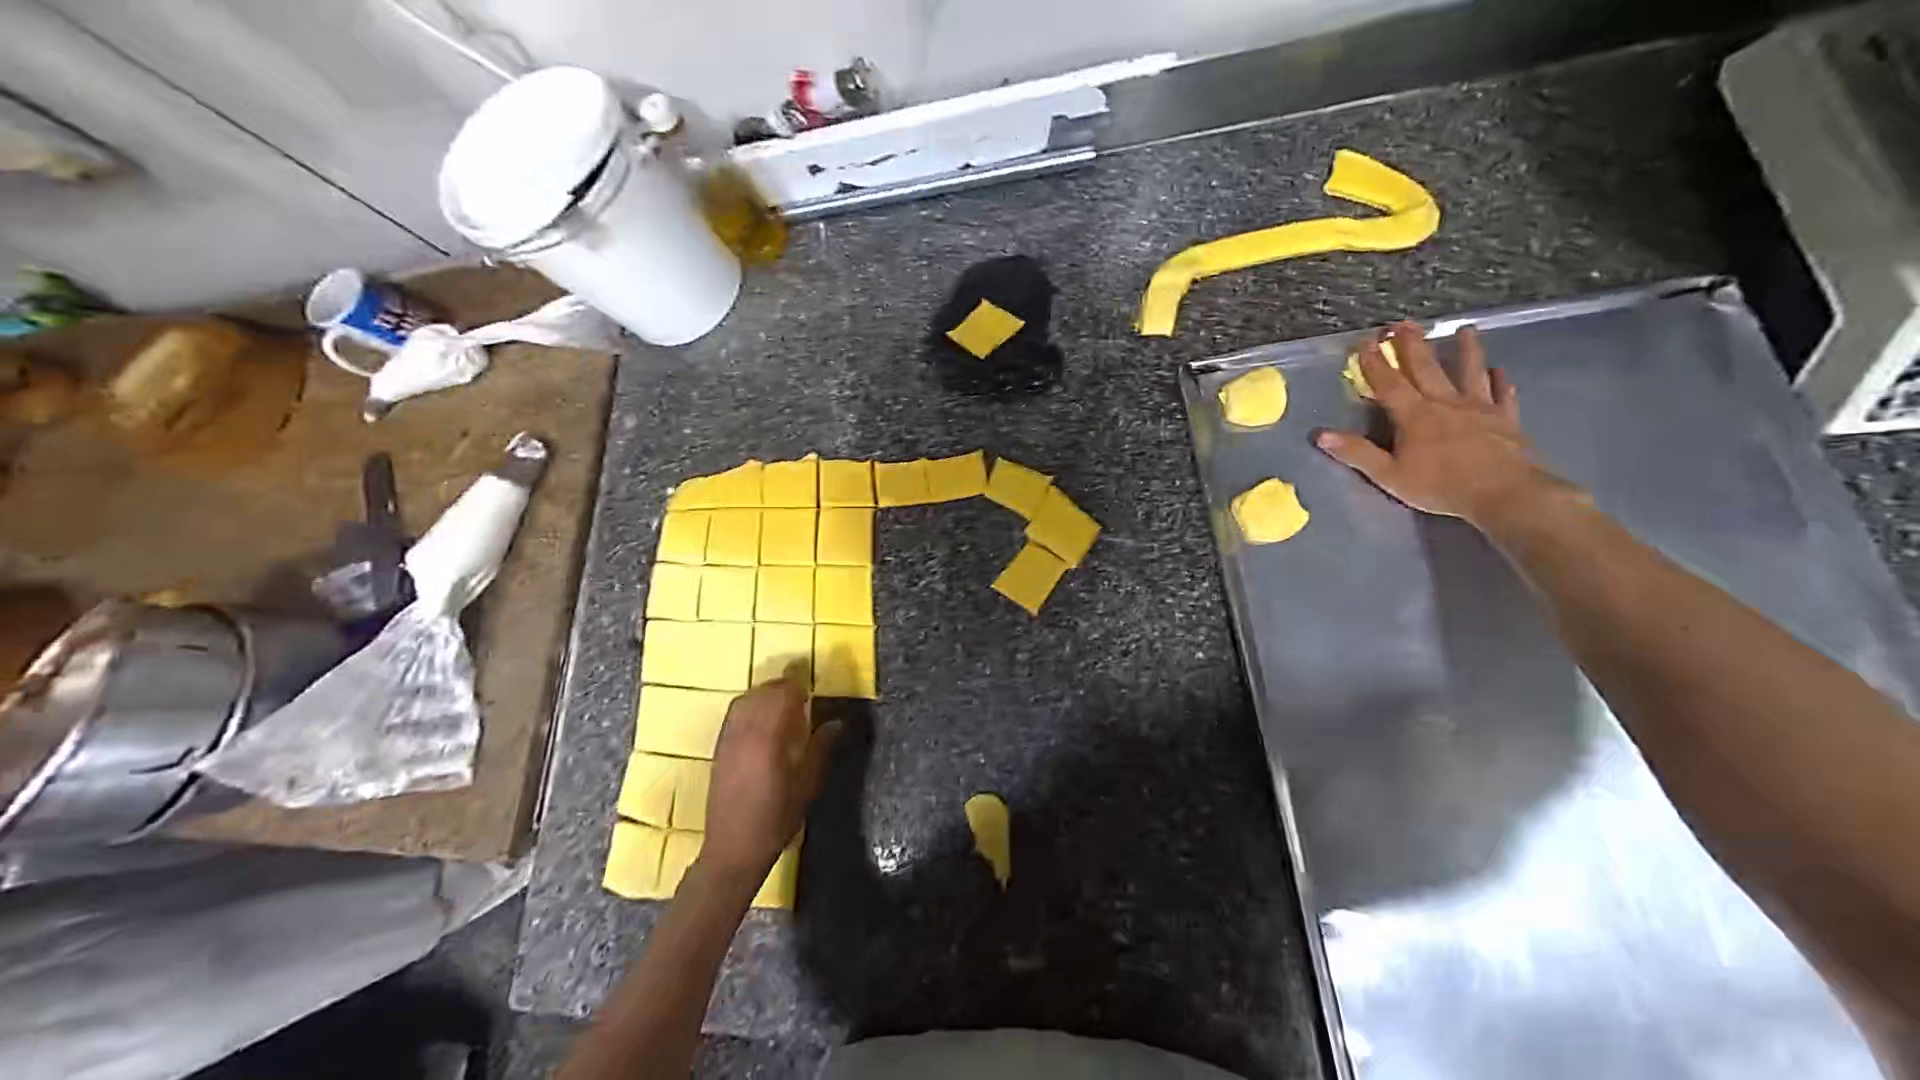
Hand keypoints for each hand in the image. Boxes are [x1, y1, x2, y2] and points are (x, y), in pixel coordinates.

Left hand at [700, 667, 840, 877]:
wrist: (734, 848)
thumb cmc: (776, 818)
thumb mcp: (808, 785)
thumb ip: (821, 748)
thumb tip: (836, 722)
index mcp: (769, 737)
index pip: (783, 695)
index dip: (799, 689)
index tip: (813, 695)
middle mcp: (745, 731)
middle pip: (763, 692)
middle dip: (783, 688)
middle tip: (802, 698)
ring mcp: (729, 738)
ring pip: (746, 699)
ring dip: (765, 694)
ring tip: (782, 705)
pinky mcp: (719, 747)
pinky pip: (734, 713)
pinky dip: (750, 706)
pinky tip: (762, 720)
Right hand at [1316, 321, 1570, 525]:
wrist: (1501, 492)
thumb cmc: (1439, 486)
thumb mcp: (1388, 475)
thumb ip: (1356, 452)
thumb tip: (1321, 435)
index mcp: (1414, 416)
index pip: (1389, 384)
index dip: (1375, 363)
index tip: (1365, 343)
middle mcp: (1445, 403)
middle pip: (1426, 369)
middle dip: (1412, 345)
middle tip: (1404, 324)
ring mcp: (1478, 408)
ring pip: (1470, 372)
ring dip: (1466, 350)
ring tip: (1465, 329)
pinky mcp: (1505, 419)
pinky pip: (1502, 395)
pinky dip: (1501, 382)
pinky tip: (1501, 371)